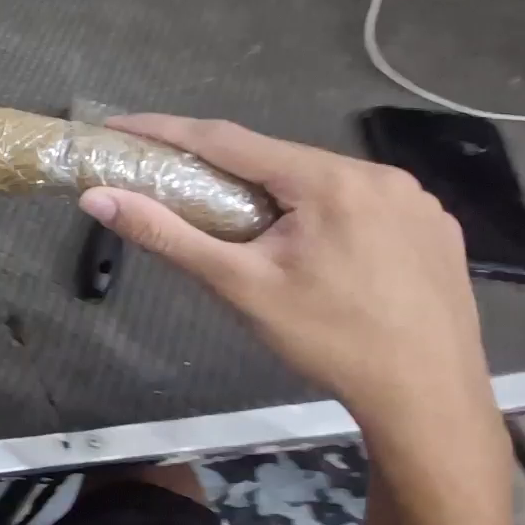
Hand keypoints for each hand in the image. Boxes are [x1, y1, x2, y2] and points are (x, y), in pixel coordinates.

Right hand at [77, 115, 485, 425]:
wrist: (429, 399)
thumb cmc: (327, 337)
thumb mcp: (235, 283)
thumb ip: (164, 233)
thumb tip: (94, 198)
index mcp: (332, 182)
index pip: (229, 139)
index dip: (165, 129)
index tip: (117, 125)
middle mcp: (380, 177)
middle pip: (272, 155)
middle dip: (210, 160)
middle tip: (158, 171)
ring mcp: (414, 200)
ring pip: (309, 175)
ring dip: (257, 182)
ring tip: (216, 205)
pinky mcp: (430, 225)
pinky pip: (348, 196)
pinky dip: (302, 201)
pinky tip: (287, 231)